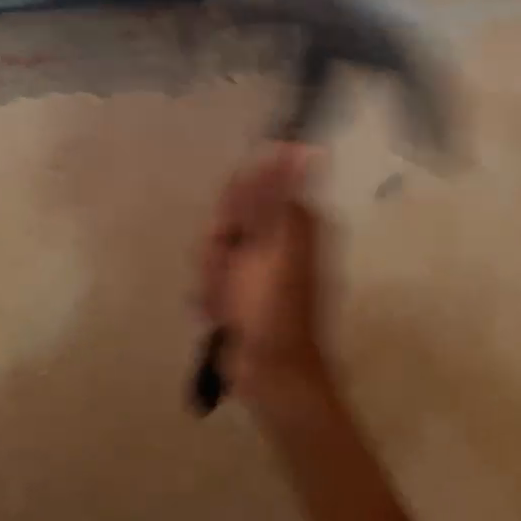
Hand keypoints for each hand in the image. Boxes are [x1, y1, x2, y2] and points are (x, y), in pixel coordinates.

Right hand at [197, 144, 333, 403]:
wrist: (271, 373)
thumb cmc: (275, 311)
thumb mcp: (279, 247)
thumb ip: (283, 197)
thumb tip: (309, 147)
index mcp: (291, 222)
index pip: (248, 186)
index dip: (229, 210)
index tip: (226, 235)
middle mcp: (274, 238)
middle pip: (226, 219)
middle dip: (217, 251)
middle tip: (225, 275)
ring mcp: (255, 266)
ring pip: (214, 250)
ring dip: (212, 279)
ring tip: (224, 305)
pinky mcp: (239, 291)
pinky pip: (212, 278)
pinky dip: (212, 297)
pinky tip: (219, 316)